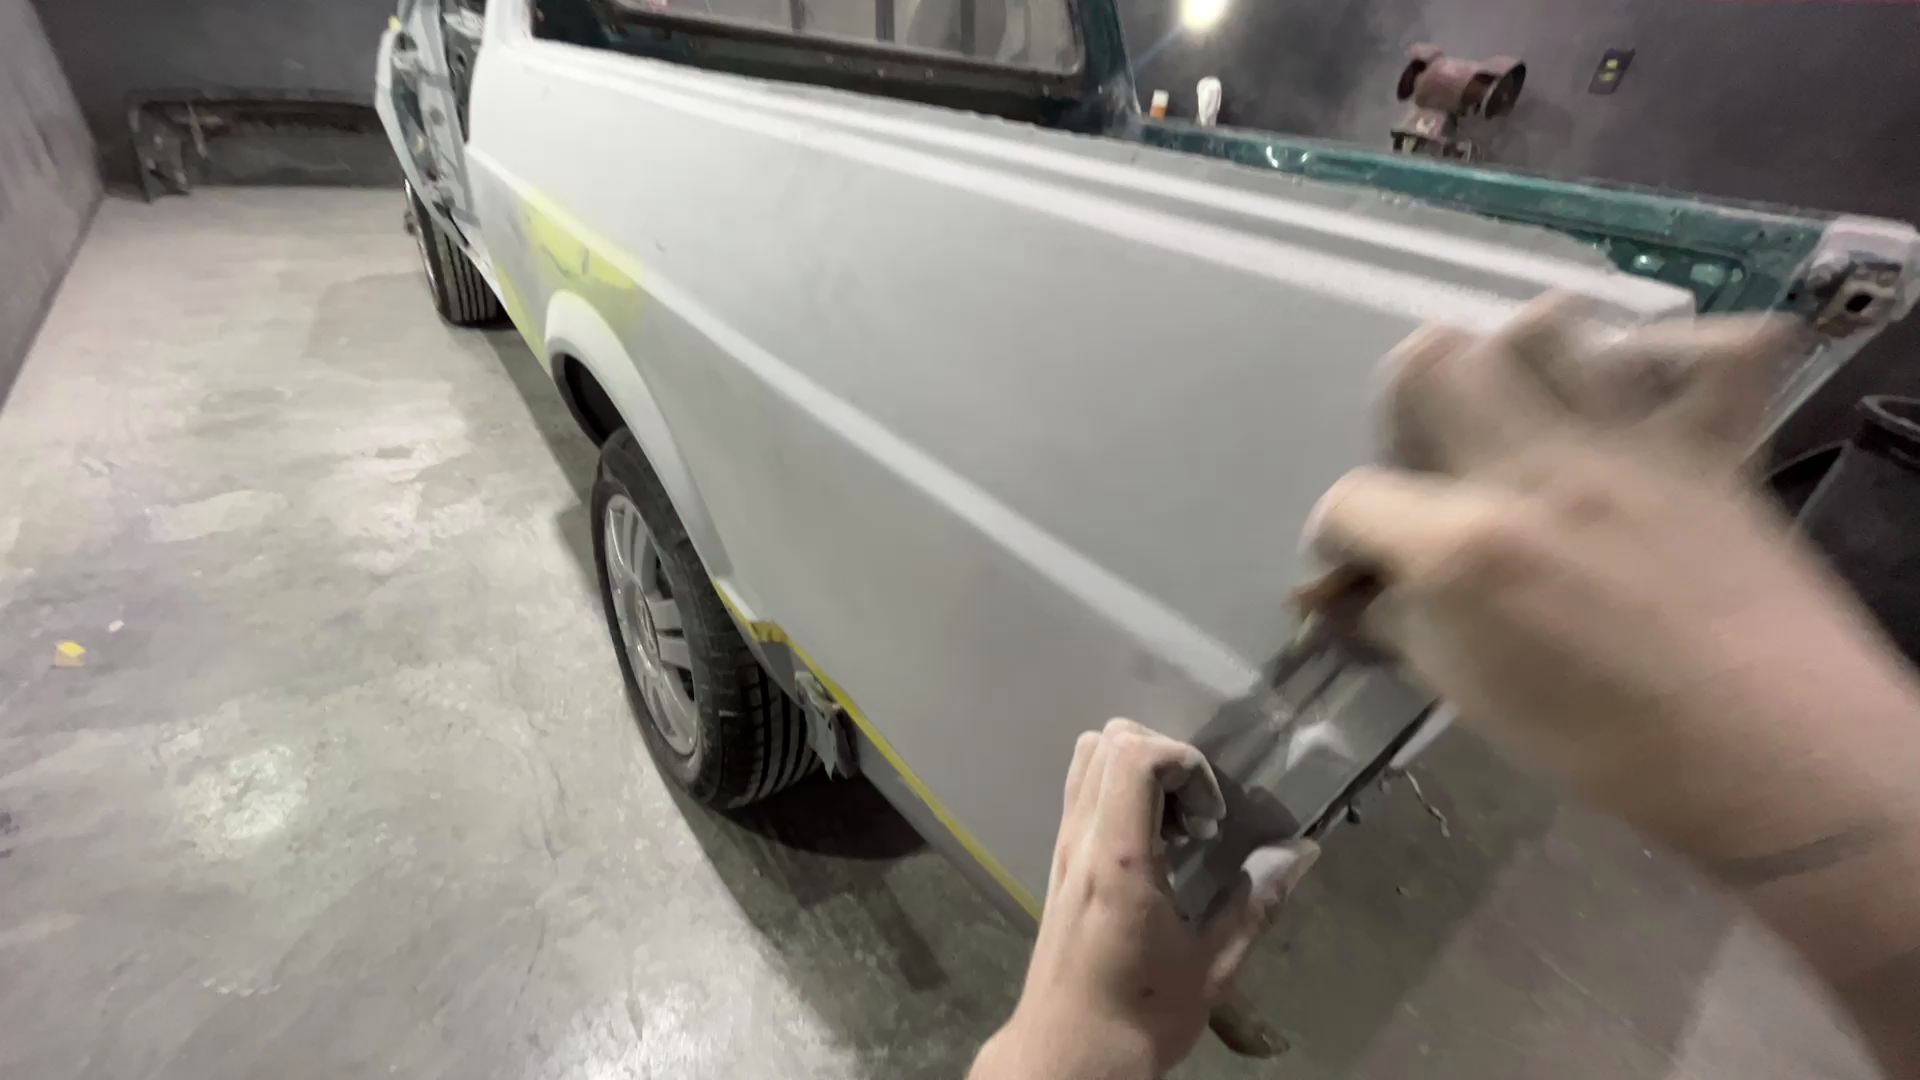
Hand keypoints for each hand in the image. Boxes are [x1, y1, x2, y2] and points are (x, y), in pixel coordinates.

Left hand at [970, 719, 1317, 1079]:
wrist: (1067, 1051)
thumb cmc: (1141, 1015)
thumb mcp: (1212, 966)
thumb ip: (1256, 901)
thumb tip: (1302, 850)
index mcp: (1118, 856)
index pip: (1135, 754)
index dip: (1186, 764)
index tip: (1210, 820)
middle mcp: (1082, 833)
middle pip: (1110, 738)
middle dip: (1167, 758)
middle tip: (1195, 819)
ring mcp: (1064, 837)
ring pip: (1090, 753)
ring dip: (1141, 767)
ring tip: (1176, 826)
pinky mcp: (1060, 849)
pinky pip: (1084, 784)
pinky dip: (1121, 786)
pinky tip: (1152, 840)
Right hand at [1305, 293, 1915, 862]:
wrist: (1778, 768)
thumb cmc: (1594, 741)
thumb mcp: (1456, 685)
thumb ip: (1387, 621)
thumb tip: (1342, 595)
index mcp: (1460, 545)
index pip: (1349, 500)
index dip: (1331, 536)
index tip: (1351, 567)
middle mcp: (1534, 471)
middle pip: (1429, 361)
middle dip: (1400, 410)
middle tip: (1424, 465)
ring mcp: (1630, 450)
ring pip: (1548, 327)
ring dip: (1510, 364)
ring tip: (1512, 418)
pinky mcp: (1715, 451)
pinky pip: (1720, 351)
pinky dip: (1669, 359)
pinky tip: (1631, 404)